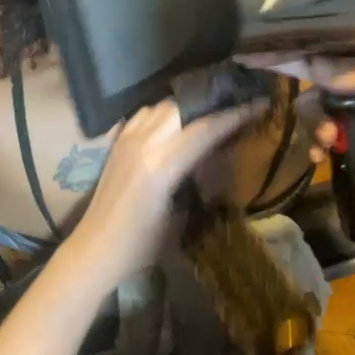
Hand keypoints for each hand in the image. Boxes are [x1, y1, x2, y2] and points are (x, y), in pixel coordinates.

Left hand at [70, 98, 267, 276]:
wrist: (94, 250)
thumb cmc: (141, 246)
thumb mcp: (180, 218)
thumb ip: (198, 181)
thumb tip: (217, 158)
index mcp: (162, 166)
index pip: (206, 129)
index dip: (236, 115)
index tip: (261, 104)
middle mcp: (144, 144)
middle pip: (186, 108)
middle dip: (214, 104)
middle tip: (238, 106)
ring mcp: (127, 140)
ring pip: (164, 106)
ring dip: (189, 107)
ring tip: (210, 113)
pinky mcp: (117, 143)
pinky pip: (144, 114)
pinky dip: (164, 113)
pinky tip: (175, 124)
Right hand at [259, 52, 354, 191]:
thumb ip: (354, 74)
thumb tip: (308, 65)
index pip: (325, 47)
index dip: (292, 50)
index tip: (255, 52)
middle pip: (313, 83)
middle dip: (312, 106)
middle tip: (321, 127)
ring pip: (315, 111)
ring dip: (314, 128)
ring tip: (325, 145)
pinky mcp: (354, 136)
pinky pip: (322, 135)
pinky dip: (317, 145)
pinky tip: (321, 156)